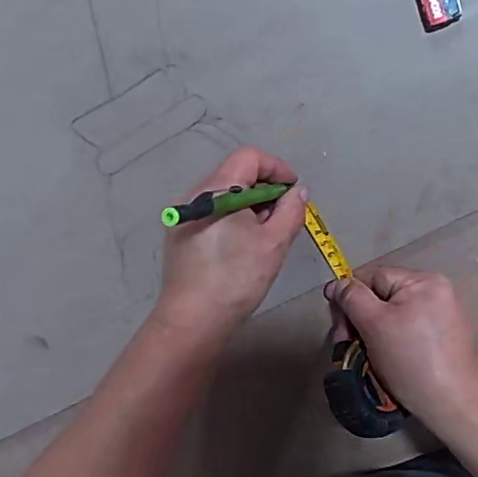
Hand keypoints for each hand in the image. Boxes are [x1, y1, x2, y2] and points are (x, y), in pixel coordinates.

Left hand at [156, 147, 308, 339]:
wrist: (192, 319)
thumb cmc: (236, 278)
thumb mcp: (274, 243)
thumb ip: (290, 211)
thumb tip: (297, 191)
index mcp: (216, 189)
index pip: (249, 157)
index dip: (276, 168)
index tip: (293, 190)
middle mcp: (195, 193)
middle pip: (235, 173)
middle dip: (264, 188)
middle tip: (283, 215)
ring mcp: (184, 213)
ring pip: (224, 194)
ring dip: (250, 204)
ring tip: (265, 233)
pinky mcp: (180, 232)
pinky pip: (212, 211)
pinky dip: (233, 217)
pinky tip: (243, 244)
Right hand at [326, 265, 477, 432]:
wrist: (456, 409)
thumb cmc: (412, 363)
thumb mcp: (373, 324)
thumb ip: (351, 297)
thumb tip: (336, 284)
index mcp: (423, 281)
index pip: (371, 277)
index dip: (348, 297)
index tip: (339, 327)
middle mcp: (435, 290)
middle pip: (380, 295)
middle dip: (358, 317)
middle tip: (346, 344)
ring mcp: (441, 314)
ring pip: (390, 314)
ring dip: (370, 331)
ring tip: (363, 355)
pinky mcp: (442, 336)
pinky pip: (405, 328)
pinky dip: (389, 339)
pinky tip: (383, 358)